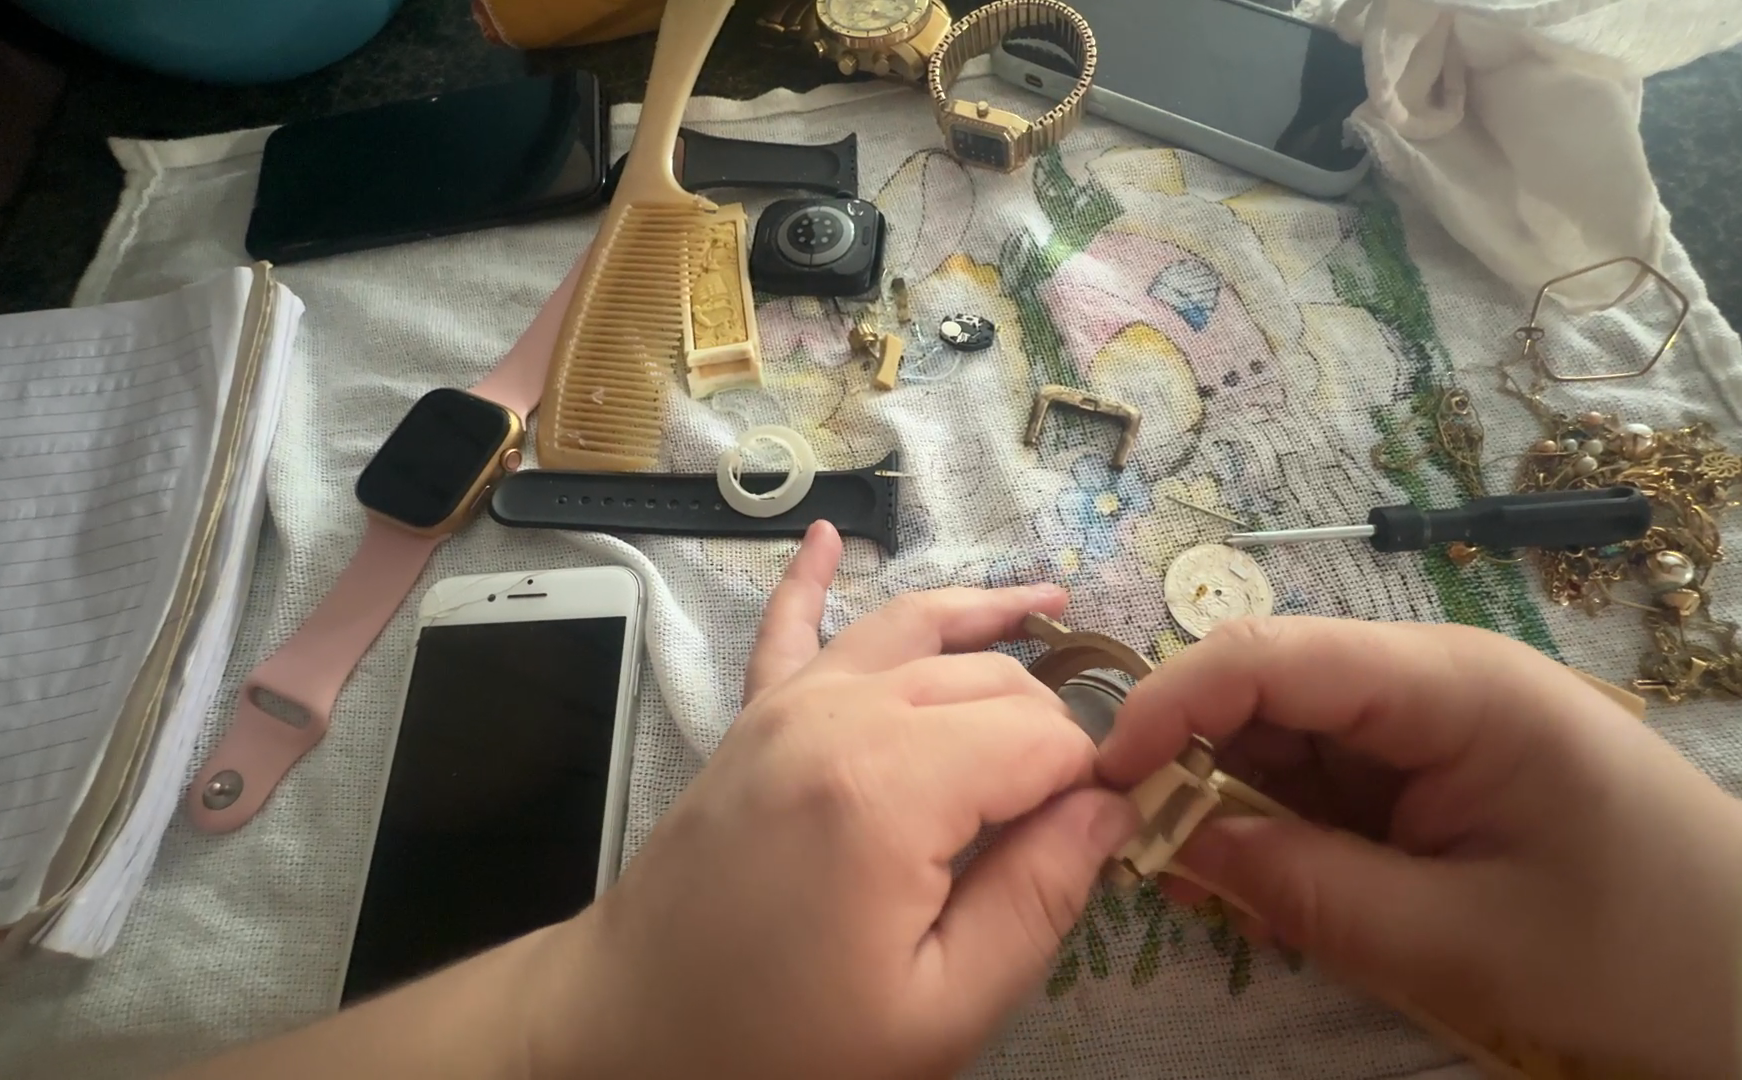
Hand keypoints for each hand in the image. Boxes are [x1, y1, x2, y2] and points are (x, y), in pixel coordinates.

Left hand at [534, 522, 1137, 1078]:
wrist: (631, 1030)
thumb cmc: (786, 1043)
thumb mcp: (942, 1006)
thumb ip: (1039, 894)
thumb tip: (1109, 806)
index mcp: (892, 786)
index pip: (1041, 738)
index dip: (1091, 775)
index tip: (1110, 822)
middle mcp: (843, 712)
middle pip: (988, 678)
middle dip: (1048, 720)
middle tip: (1076, 786)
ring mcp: (791, 699)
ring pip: (914, 627)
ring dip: (983, 615)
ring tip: (1046, 605)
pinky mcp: (755, 711)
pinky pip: (789, 626)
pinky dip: (811, 578)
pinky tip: (825, 536)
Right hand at [1099, 617, 1741, 1079]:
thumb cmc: (1651, 954)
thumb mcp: (1463, 942)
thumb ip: (1302, 888)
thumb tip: (1171, 841)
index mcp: (1445, 684)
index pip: (1268, 655)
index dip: (1172, 700)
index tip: (1108, 771)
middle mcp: (1415, 676)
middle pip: (1257, 689)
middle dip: (1186, 759)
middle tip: (1141, 843)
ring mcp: (1410, 716)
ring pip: (1268, 733)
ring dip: (1218, 798)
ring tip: (1189, 877)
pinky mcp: (1407, 759)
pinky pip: (1303, 773)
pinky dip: (1260, 821)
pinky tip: (1243, 875)